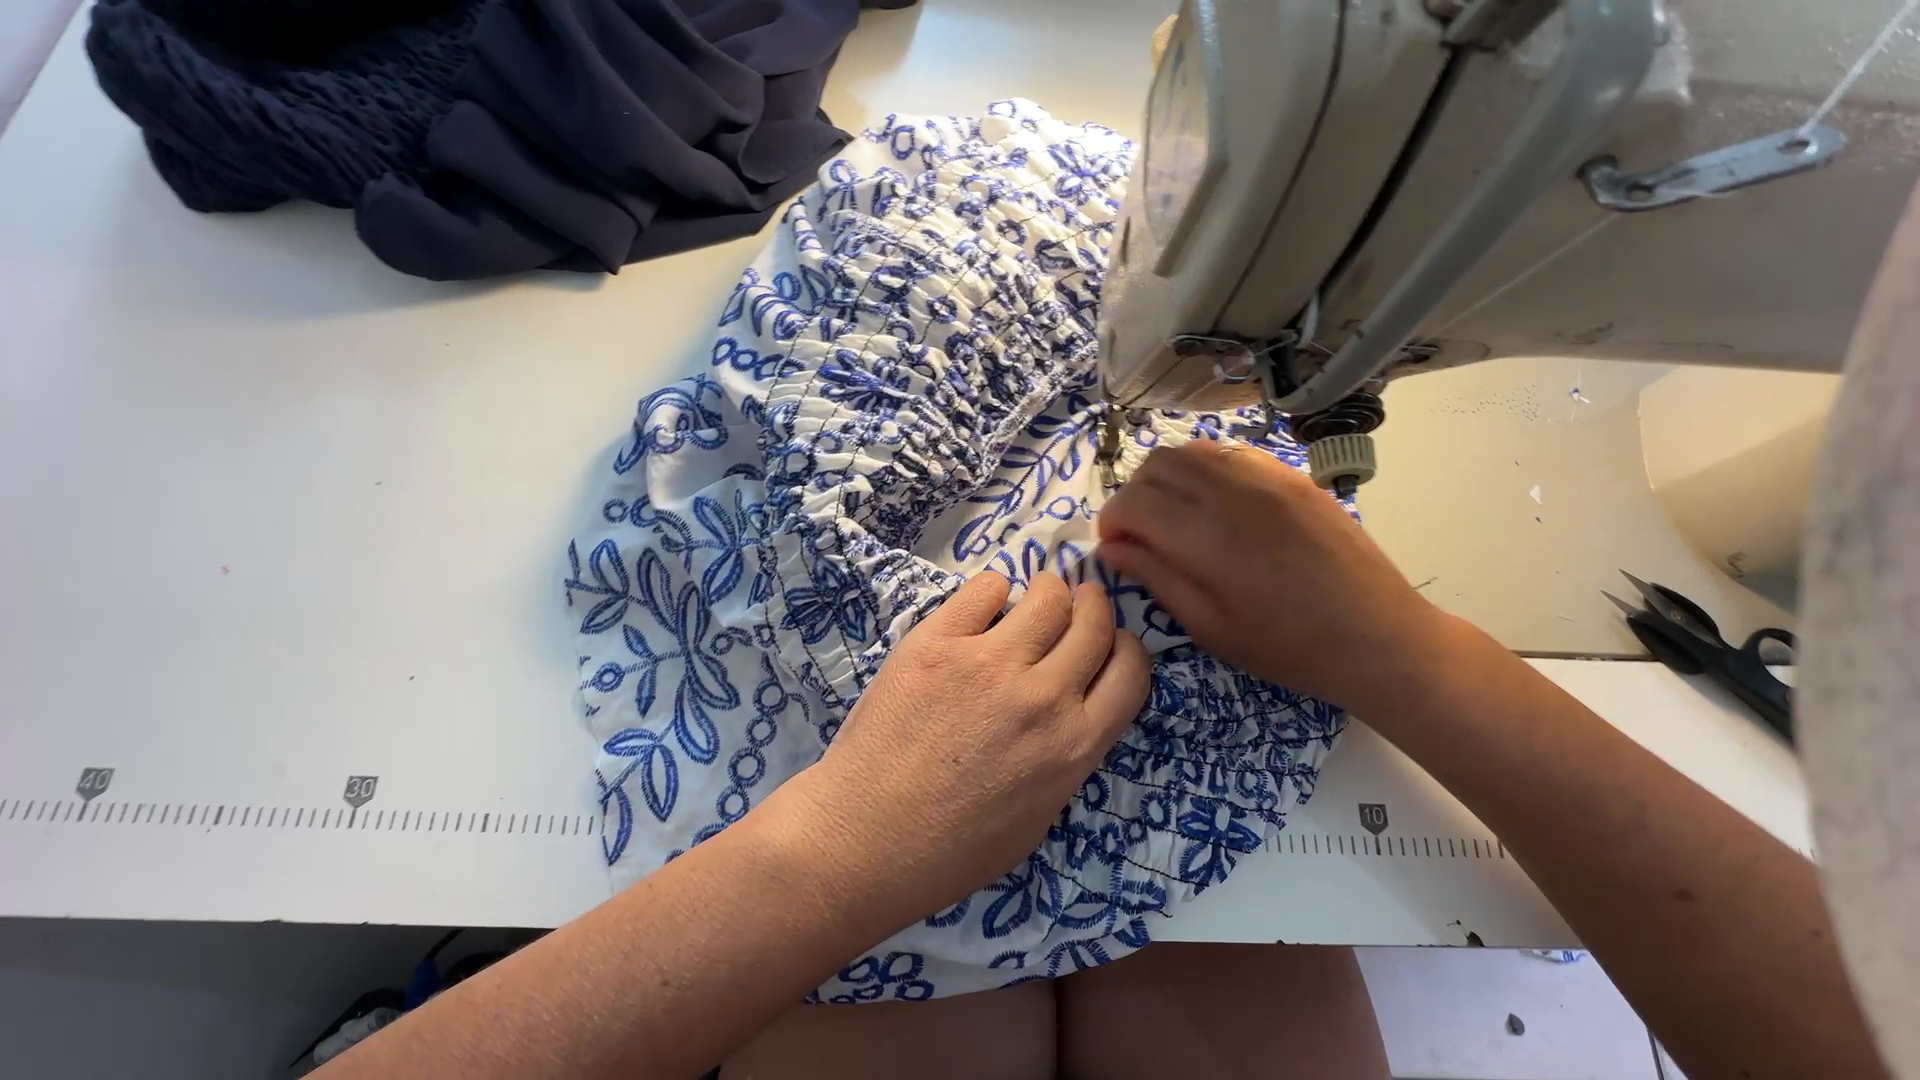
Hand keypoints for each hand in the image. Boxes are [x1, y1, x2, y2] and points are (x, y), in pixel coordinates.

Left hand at [769, 572, 1150, 922]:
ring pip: (1047, 594)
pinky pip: (985, 588)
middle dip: (1092, 607)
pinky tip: (980, 612)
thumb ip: (1067, 756)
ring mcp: (988, 663)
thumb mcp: (1040, 817)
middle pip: (1094, 620)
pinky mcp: (937, 642)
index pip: (1132, 669)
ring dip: (1048, 592)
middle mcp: (1043, 695)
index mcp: (1076, 744)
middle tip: (1075, 607)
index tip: (1108, 646)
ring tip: (1028, 605)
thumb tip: (1070, 708)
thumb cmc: (953, 848)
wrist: (867, 839)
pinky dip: (992, 593)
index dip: (1125, 648)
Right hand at [1096, 440, 1453, 714]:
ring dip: (1168, 477)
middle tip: (1141, 534)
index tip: (1116, 549)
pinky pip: (1232, 453)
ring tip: (1174, 516)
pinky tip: (1215, 504)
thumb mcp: (1210, 627)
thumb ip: (1156, 579)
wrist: (1378, 637)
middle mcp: (1232, 492)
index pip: (1134, 502)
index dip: (1112, 522)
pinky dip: (1207, 469)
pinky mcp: (1293, 476)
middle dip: (1135, 495)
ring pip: (1193, 450)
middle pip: (1157, 465)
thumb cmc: (1288, 647)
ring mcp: (1268, 477)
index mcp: (1207, 537)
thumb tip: (1111, 550)